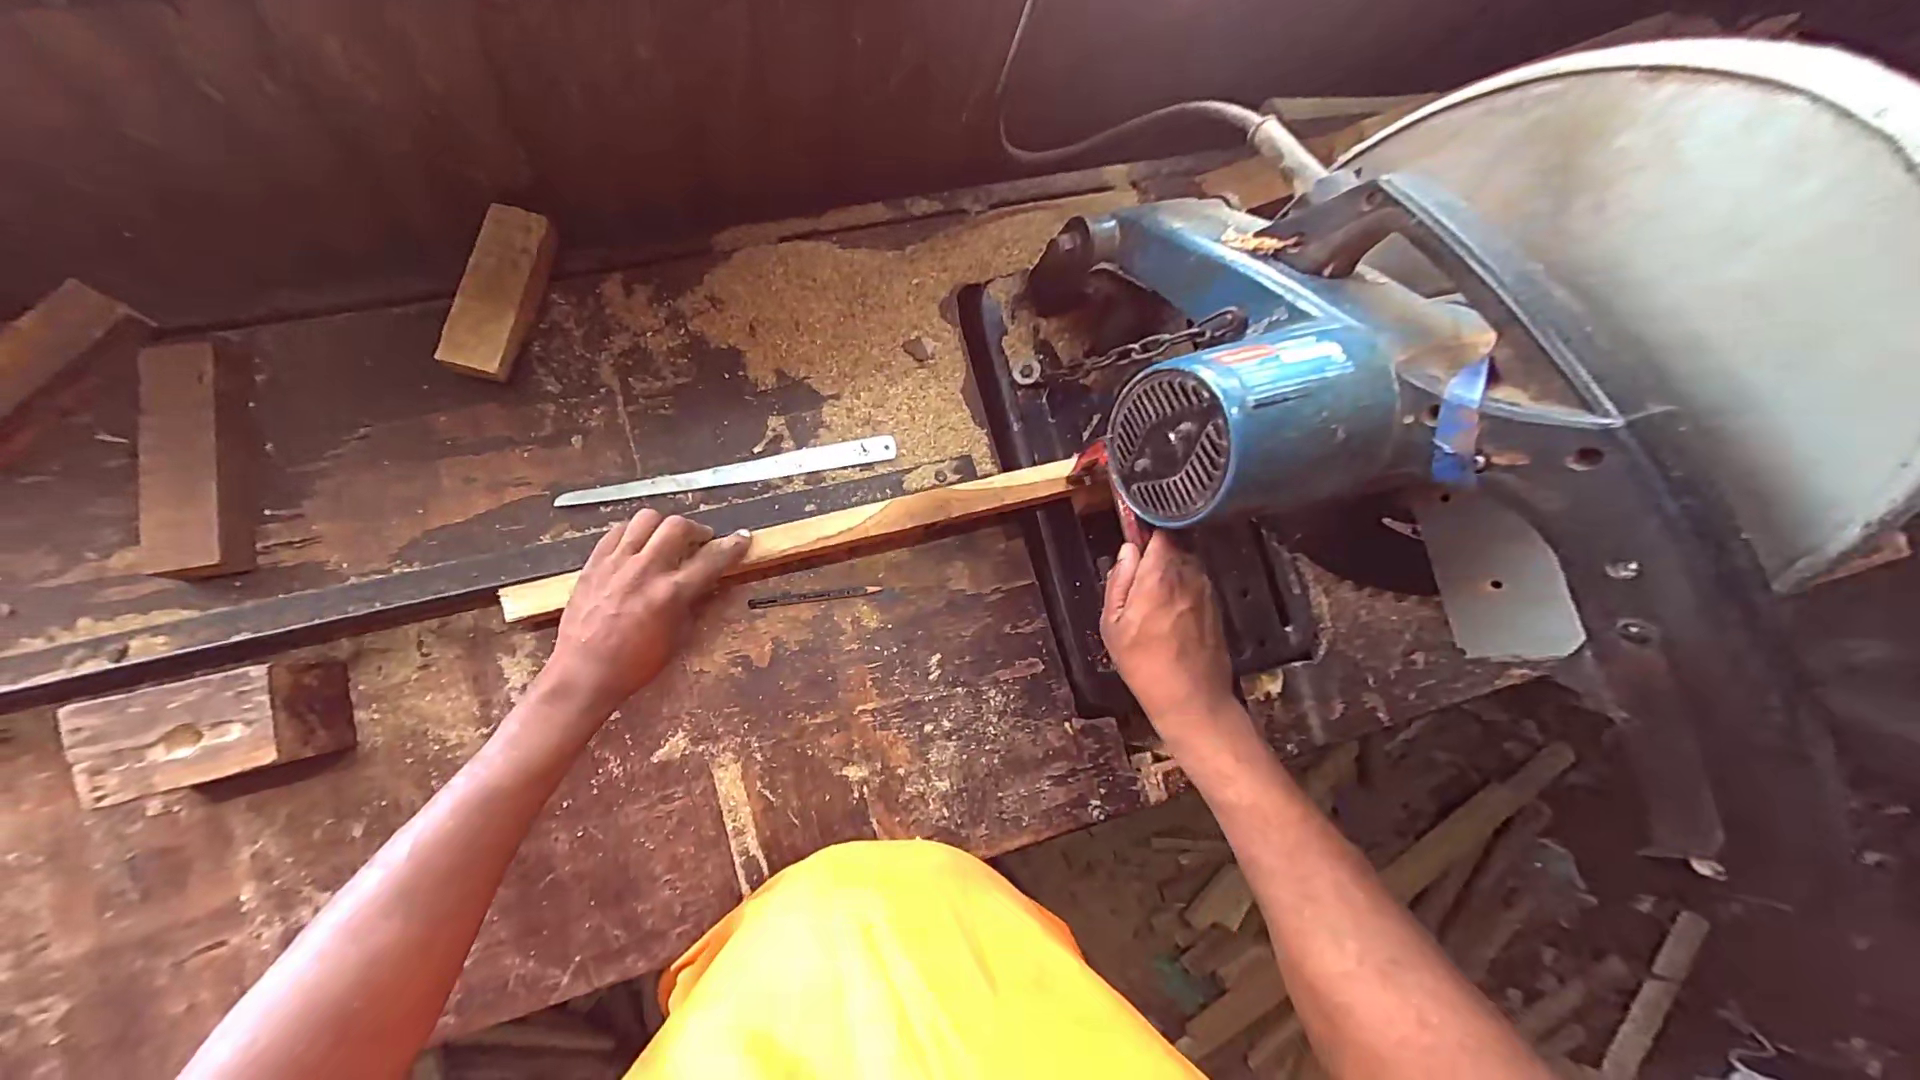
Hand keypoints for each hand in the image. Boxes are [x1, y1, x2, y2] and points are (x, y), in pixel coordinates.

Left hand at [540, 510, 750, 715]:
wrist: (583, 673)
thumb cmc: (636, 663)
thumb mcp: (678, 637)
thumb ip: (696, 604)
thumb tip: (712, 583)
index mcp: (671, 593)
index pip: (712, 558)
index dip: (733, 545)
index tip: (742, 538)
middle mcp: (645, 570)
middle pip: (678, 526)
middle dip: (697, 530)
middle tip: (699, 542)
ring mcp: (616, 563)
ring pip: (646, 519)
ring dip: (664, 526)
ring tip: (666, 540)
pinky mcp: (594, 563)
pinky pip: (616, 532)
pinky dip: (633, 534)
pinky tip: (637, 547)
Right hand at [1100, 531, 1242, 747]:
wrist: (1192, 698)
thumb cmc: (1145, 665)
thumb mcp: (1113, 625)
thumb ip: (1118, 581)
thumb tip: (1126, 553)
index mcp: (1159, 575)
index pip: (1157, 530)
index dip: (1143, 528)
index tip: (1131, 532)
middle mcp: (1188, 575)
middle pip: (1171, 546)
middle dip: (1153, 554)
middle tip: (1134, 577)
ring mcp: (1206, 589)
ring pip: (1184, 564)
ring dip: (1168, 572)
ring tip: (1151, 601)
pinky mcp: (1216, 605)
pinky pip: (1195, 584)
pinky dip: (1181, 590)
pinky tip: (1168, 615)